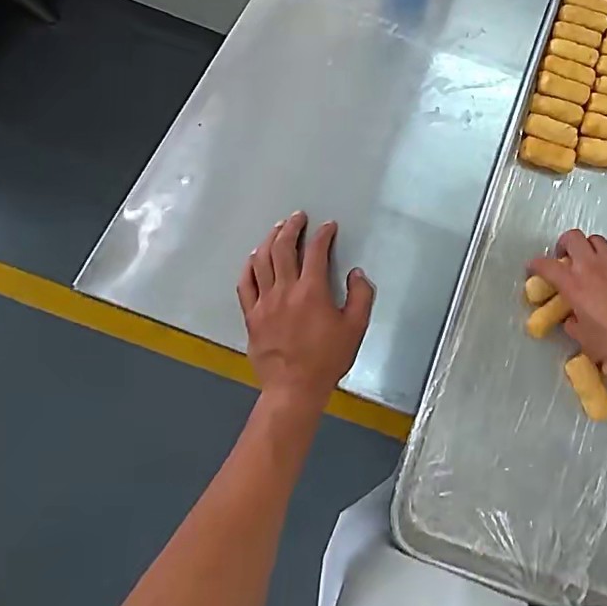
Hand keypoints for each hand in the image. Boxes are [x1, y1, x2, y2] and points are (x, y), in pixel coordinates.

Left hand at [237, 212, 374, 406]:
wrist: (294, 388)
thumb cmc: (327, 358)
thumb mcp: (356, 327)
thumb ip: (361, 296)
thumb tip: (356, 274)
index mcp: (312, 291)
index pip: (316, 251)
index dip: (323, 234)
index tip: (328, 227)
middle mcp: (285, 291)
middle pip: (283, 248)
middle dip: (292, 228)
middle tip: (298, 217)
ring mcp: (264, 302)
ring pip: (261, 261)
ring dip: (269, 240)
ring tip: (277, 229)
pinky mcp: (251, 315)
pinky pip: (246, 284)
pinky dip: (249, 266)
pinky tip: (254, 258)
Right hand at [526, 229, 606, 385]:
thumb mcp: (588, 341)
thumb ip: (575, 324)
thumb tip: (573, 318)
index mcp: (575, 285)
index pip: (547, 265)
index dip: (536, 264)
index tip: (533, 268)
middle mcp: (593, 267)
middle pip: (573, 238)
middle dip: (564, 245)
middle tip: (564, 260)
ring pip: (597, 241)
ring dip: (588, 249)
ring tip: (589, 266)